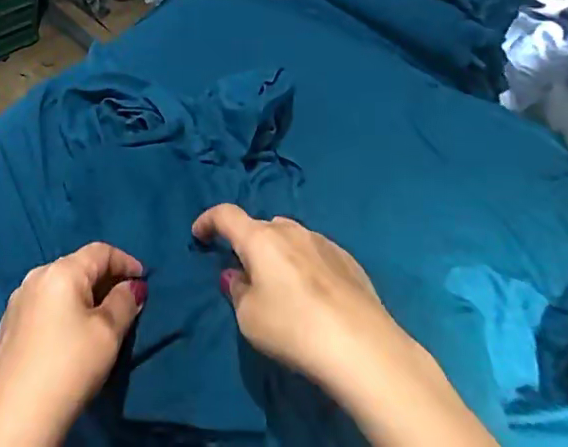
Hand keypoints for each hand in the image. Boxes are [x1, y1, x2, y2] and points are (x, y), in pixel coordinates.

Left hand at [0, 243, 144, 446]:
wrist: (18, 407)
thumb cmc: (70, 365)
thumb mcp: (107, 335)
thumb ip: (123, 304)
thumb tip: (132, 285)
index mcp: (60, 271)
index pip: (98, 250)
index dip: (125, 260)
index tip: (144, 277)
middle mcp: (36, 274)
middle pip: (77, 264)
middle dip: (104, 276)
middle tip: (127, 297)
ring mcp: (19, 296)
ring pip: (60, 283)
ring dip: (84, 292)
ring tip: (103, 313)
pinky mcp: (11, 318)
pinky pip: (45, 300)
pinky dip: (65, 305)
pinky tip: (71, 328)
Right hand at [191, 205, 411, 392]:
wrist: (368, 353)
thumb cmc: (295, 329)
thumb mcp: (249, 318)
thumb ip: (237, 291)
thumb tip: (237, 277)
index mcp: (259, 238)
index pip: (224, 214)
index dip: (207, 221)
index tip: (199, 236)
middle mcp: (290, 231)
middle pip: (260, 227)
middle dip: (248, 243)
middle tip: (247, 271)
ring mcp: (325, 244)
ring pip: (291, 238)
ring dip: (280, 253)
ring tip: (283, 282)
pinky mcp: (352, 264)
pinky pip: (317, 255)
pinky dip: (307, 265)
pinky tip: (315, 293)